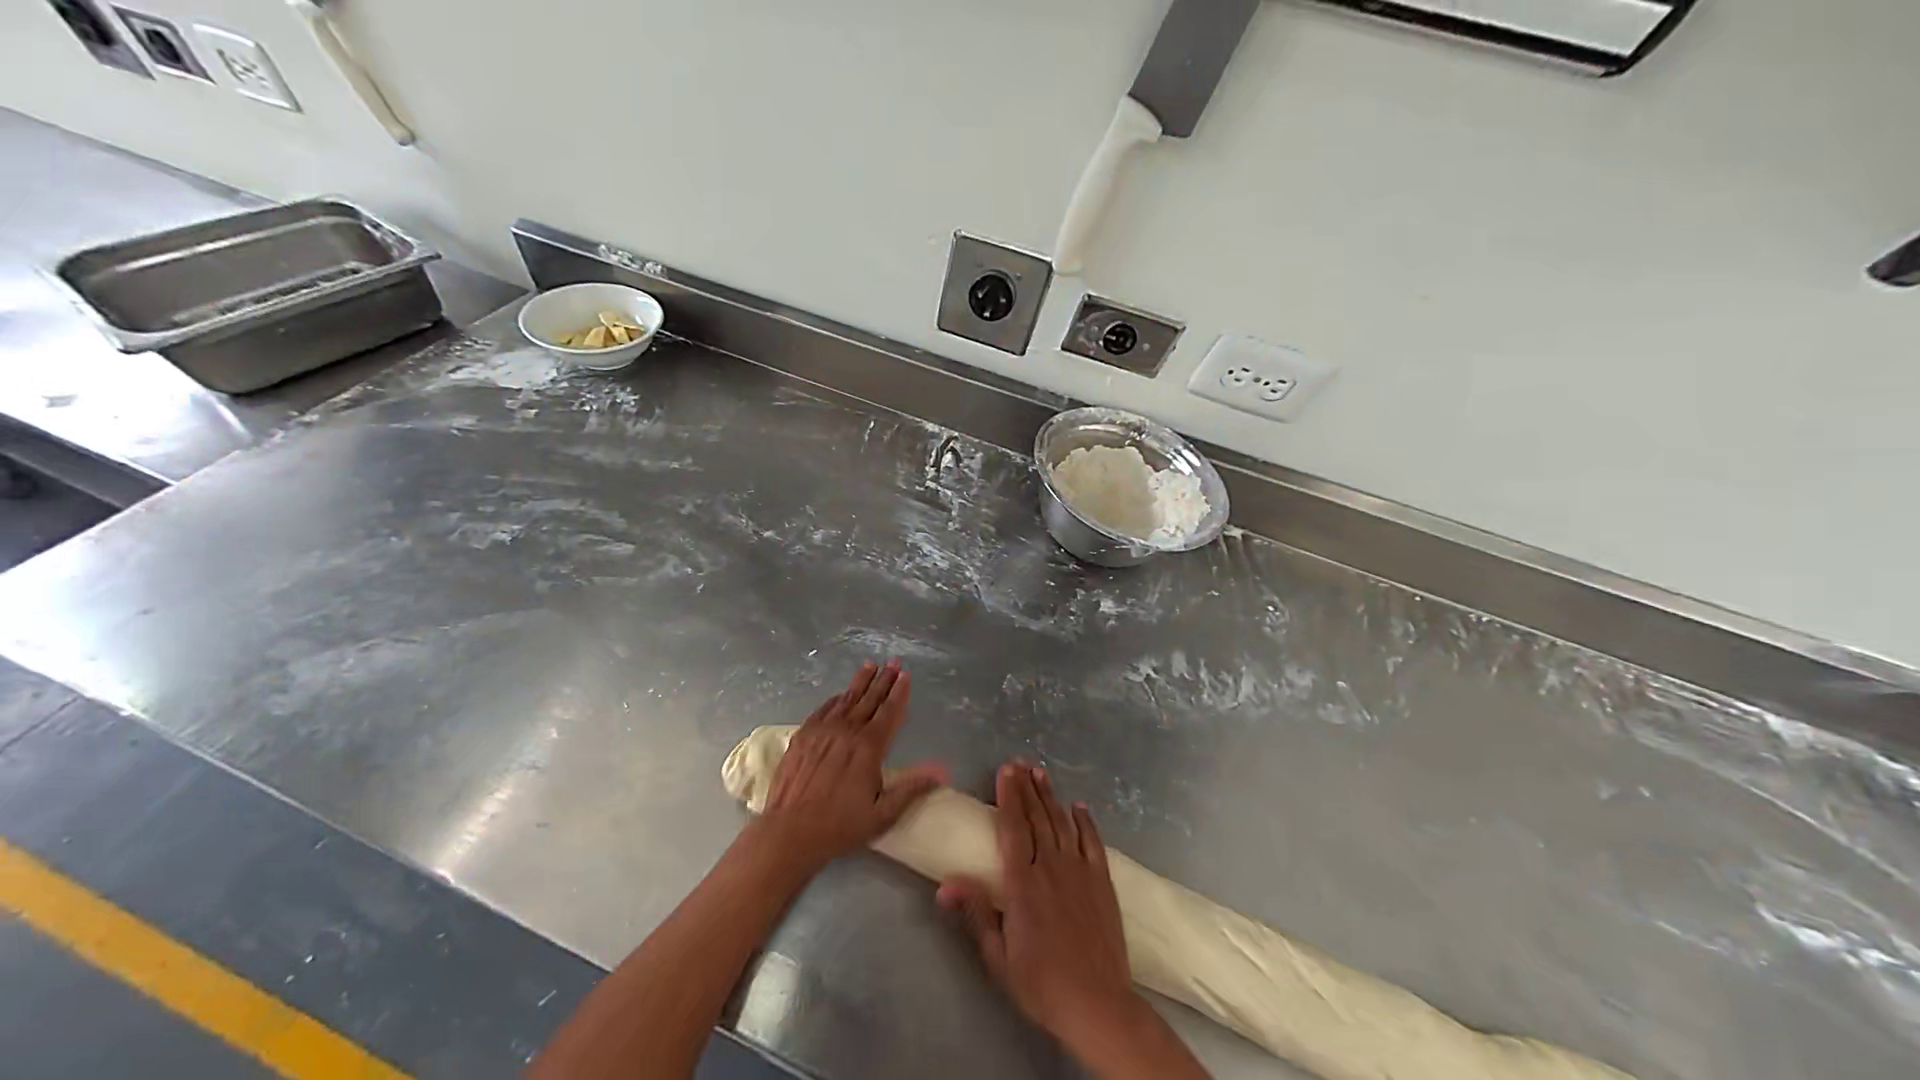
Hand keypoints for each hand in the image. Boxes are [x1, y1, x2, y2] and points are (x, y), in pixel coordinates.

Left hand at [750, 661, 944, 873]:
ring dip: (860, 683)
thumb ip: (912, 788)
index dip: (899, 693)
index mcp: (869, 747)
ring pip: (846, 700)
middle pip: (869, 699)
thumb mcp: (882, 813)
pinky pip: (823, 710)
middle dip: (884, 680)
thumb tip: (942, 772)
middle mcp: (847, 732)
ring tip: (870, 666)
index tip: (906, 677)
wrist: (790, 831)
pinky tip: (840, 694)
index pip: (889, 712)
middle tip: (894, 663)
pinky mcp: (802, 737)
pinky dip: (835, 699)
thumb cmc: (840, 826)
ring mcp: (822, 732)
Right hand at [938, 764, 1141, 1048]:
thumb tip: (945, 884)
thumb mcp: (998, 956)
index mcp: (1023, 883)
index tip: (1005, 771)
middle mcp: (1052, 867)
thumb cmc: (1041, 982)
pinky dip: (1086, 821)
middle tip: (1020, 763)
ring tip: (1041, 773)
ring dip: (1051, 796)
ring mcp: (1080, 872)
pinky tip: (1079, 806)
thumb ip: (974, 914)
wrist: (1098, 1003)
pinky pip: (1093, 842)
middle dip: (1027, 788)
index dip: (1008, 796)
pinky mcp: (1103, 882)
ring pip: (1063, 823)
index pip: (1013, 828)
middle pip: (1037, 818)